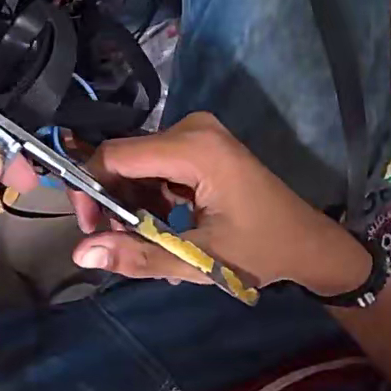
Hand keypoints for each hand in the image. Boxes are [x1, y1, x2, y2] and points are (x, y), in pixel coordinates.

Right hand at [68, 112, 370, 296]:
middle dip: (113, 201)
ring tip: (147, 241)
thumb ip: (139, 256)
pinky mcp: (201, 146)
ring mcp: (198, 134)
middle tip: (119, 242)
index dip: (91, 189)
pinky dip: (150, 196)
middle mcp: (193, 129)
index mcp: (195, 149)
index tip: (88, 228)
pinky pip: (157, 165)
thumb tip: (81, 254)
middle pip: (125, 158)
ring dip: (132, 203)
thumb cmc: (261, 251)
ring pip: (138, 164)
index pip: (115, 156)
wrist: (308, 243)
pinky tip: (163, 226)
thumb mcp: (199, 260)